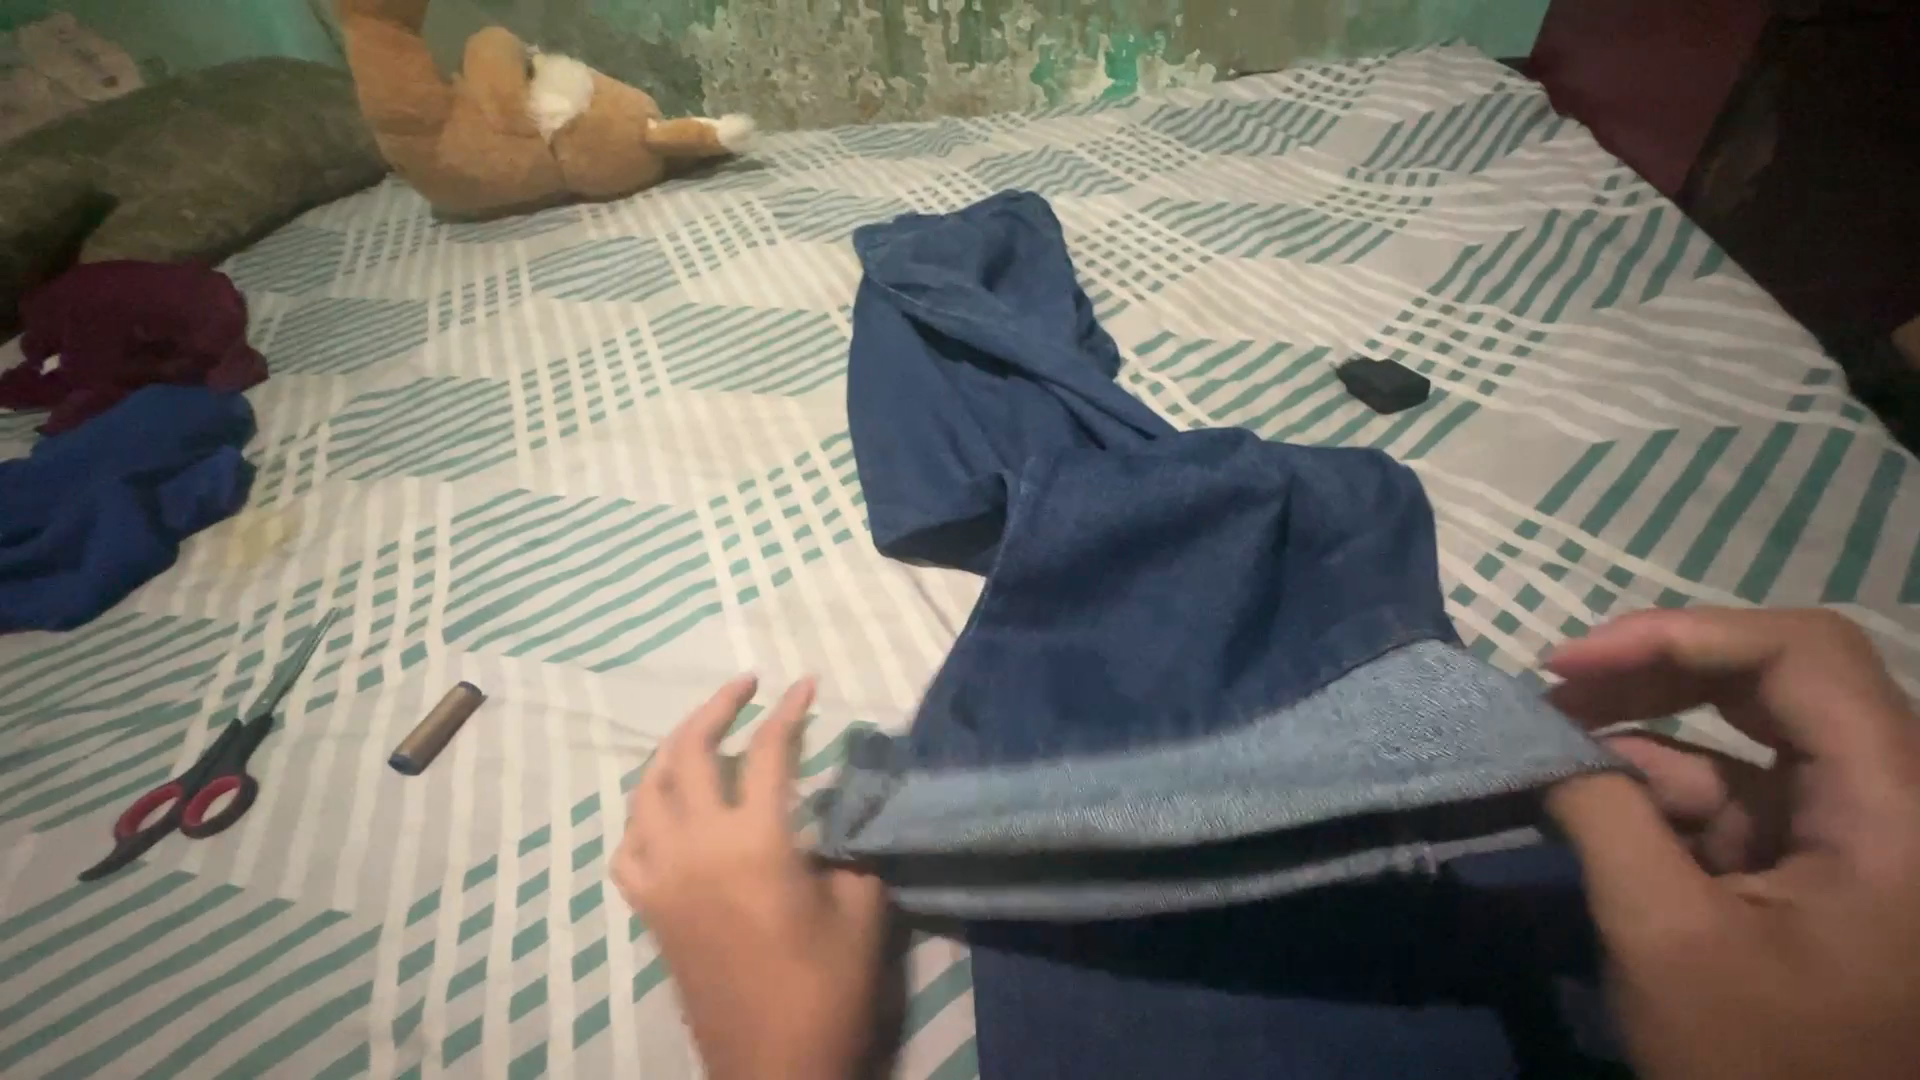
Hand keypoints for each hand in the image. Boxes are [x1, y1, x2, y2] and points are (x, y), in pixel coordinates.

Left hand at [611, 676, 890, 1079]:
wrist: (774, 1067)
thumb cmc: (826, 987)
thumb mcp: (860, 904)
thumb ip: (849, 842)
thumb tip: (840, 808)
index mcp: (756, 843)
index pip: (768, 751)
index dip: (789, 711)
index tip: (805, 684)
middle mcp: (698, 849)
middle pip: (691, 753)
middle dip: (718, 707)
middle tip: (746, 685)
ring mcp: (664, 879)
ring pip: (647, 791)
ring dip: (673, 749)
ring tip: (703, 731)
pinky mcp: (650, 910)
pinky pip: (629, 845)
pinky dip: (644, 813)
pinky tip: (667, 807)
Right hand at [1543, 607, 1919, 1079]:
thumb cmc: (1763, 1061)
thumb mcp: (1662, 931)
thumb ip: (1599, 811)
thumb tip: (1540, 739)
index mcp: (1901, 815)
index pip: (1804, 656)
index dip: (1678, 633)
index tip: (1567, 662)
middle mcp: (1897, 805)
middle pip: (1774, 678)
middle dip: (1648, 671)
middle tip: (1551, 687)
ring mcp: (1856, 834)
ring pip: (1739, 736)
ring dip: (1635, 733)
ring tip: (1549, 748)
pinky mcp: (1814, 862)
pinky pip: (1725, 791)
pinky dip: (1646, 784)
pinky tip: (1586, 799)